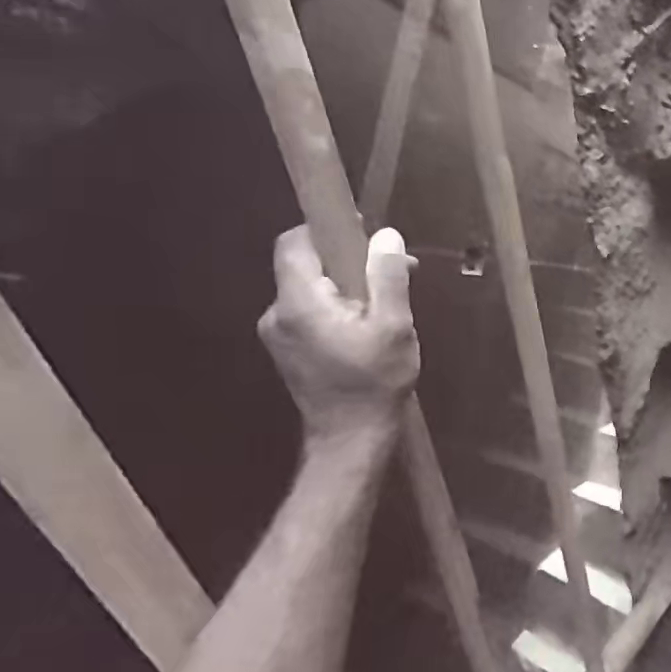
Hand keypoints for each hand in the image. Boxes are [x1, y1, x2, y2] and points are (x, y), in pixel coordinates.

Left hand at [257, 225, 419, 438]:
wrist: (350, 441)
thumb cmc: (374, 382)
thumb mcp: (393, 326)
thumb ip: (387, 276)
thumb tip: (385, 235)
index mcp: (299, 303)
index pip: (294, 243)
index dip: (324, 231)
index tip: (361, 238)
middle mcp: (277, 314)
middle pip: (304, 266)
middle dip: (346, 262)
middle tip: (388, 274)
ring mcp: (278, 335)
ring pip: (309, 290)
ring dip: (344, 287)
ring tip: (384, 306)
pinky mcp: (287, 351)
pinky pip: (309, 312)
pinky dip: (334, 309)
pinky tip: (366, 327)